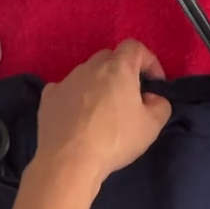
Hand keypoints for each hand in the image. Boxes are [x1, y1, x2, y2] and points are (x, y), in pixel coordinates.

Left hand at [33, 40, 172, 186]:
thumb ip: (161, 105)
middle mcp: (90, 67)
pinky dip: (76, 98)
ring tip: (102, 112)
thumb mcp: (152, 127)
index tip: (154, 83)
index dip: (149, 61)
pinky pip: (67, 90)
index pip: (135, 47)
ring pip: (87, 74)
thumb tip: (152, 98)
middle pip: (109, 58)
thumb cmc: (115, 140)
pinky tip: (78, 118)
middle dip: (122, 72)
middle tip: (129, 97)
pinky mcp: (49, 97)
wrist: (69, 161)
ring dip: (98, 85)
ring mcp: (66, 80)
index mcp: (118, 68)